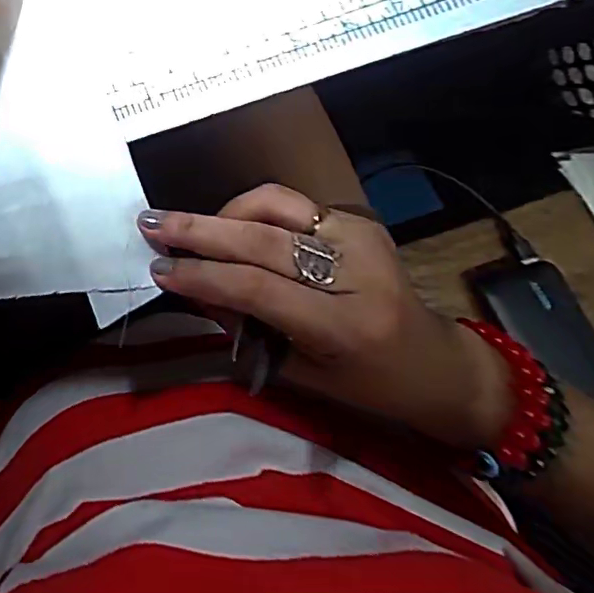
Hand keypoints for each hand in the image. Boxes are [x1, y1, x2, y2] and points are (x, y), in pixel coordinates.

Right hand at [138, 184, 513, 449]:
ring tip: (188, 228)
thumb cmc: (373, 388)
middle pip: (263, 239)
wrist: (440, 364)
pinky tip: (230, 226)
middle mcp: (358, 271)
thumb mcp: (306, 376)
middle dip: (199, 230)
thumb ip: (250, 330)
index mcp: (347, 326)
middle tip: (153, 223)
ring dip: (225, 213)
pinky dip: (252, 211)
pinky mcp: (358, 220)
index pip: (259, 288)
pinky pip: (291, 204)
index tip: (159, 269)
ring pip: (276, 204)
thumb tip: (198, 289)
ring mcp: (361, 236)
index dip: (203, 276)